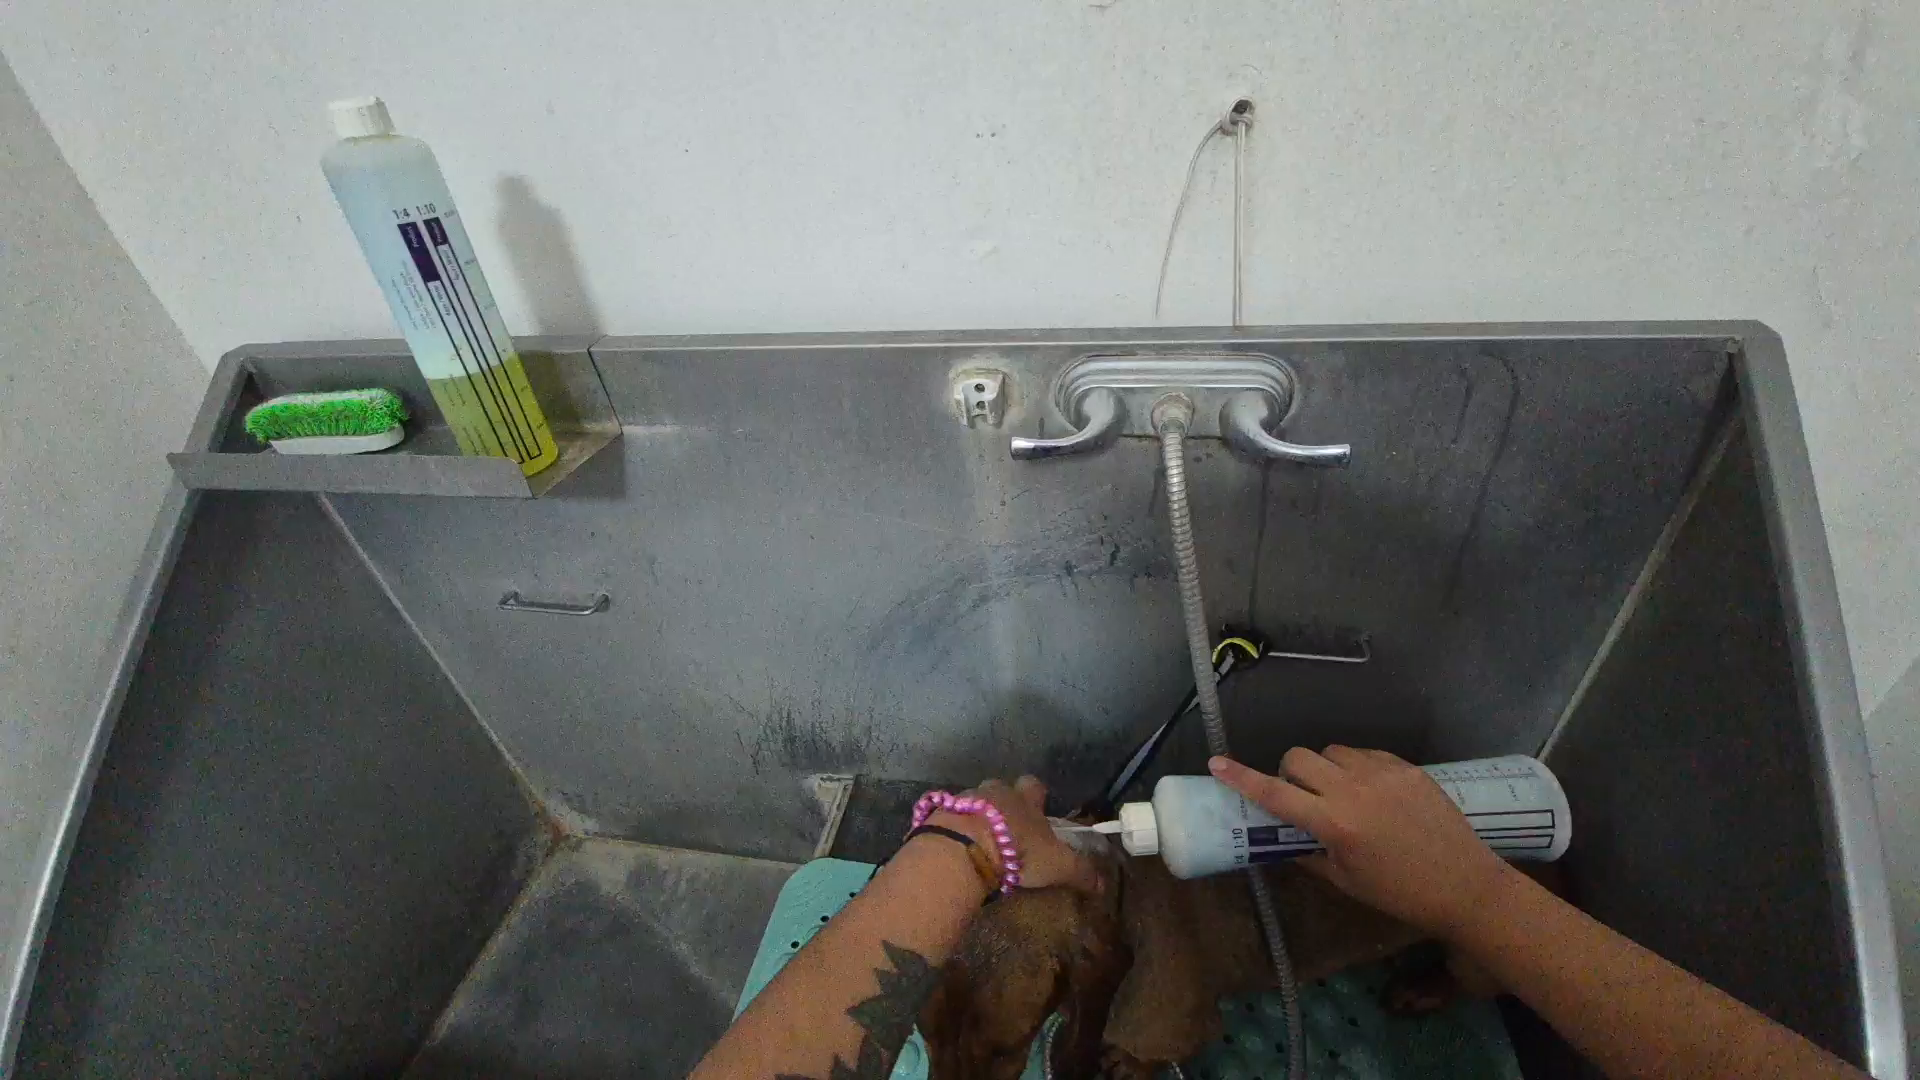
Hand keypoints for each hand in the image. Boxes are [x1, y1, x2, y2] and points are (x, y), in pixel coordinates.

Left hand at [930, 776, 1099, 893]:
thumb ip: (1080, 872)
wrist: (965, 846)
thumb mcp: (1057, 864)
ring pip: (975, 802)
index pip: (1034, 785)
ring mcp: (966, 799)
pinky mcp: (941, 812)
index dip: (1036, 795)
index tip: (1038, 810)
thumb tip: (1102, 883)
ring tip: (981, 842)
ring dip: (978, 817)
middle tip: (1008, 830)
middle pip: (1001, 789)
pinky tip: (959, 848)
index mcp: (1025, 799)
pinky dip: (956, 829)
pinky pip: (951, 817)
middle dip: (1004, 804)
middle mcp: (996, 792)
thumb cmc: (1018, 850)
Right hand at [1208, 747, 1513, 937]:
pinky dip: (1356, 767)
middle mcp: (1353, 791)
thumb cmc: (1402, 894)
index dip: (1241, 777)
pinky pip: (1364, 753)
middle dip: (1292, 772)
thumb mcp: (1346, 881)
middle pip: (1298, 757)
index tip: (1216, 763)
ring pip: (1331, 751)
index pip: (1275, 794)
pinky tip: (1374, 792)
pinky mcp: (1405, 767)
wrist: (1470, 888)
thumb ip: (1308, 853)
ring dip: (1325, 768)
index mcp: (1334, 823)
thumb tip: (1282, 838)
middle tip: (1304, 796)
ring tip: (1343, 793)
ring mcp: (1382, 774)